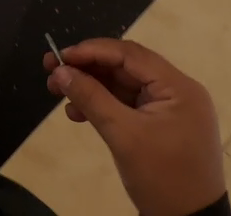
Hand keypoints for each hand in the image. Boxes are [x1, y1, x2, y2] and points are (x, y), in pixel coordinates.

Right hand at [42, 38, 225, 215]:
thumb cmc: (162, 178)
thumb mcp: (123, 136)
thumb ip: (90, 97)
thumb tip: (59, 70)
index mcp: (177, 87)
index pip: (129, 54)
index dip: (91, 51)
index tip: (60, 56)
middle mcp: (177, 91)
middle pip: (124, 67)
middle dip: (87, 68)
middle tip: (52, 71)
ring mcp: (170, 109)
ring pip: (123, 85)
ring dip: (91, 87)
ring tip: (59, 93)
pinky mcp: (162, 125)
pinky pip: (128, 104)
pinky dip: (103, 105)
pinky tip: (78, 113)